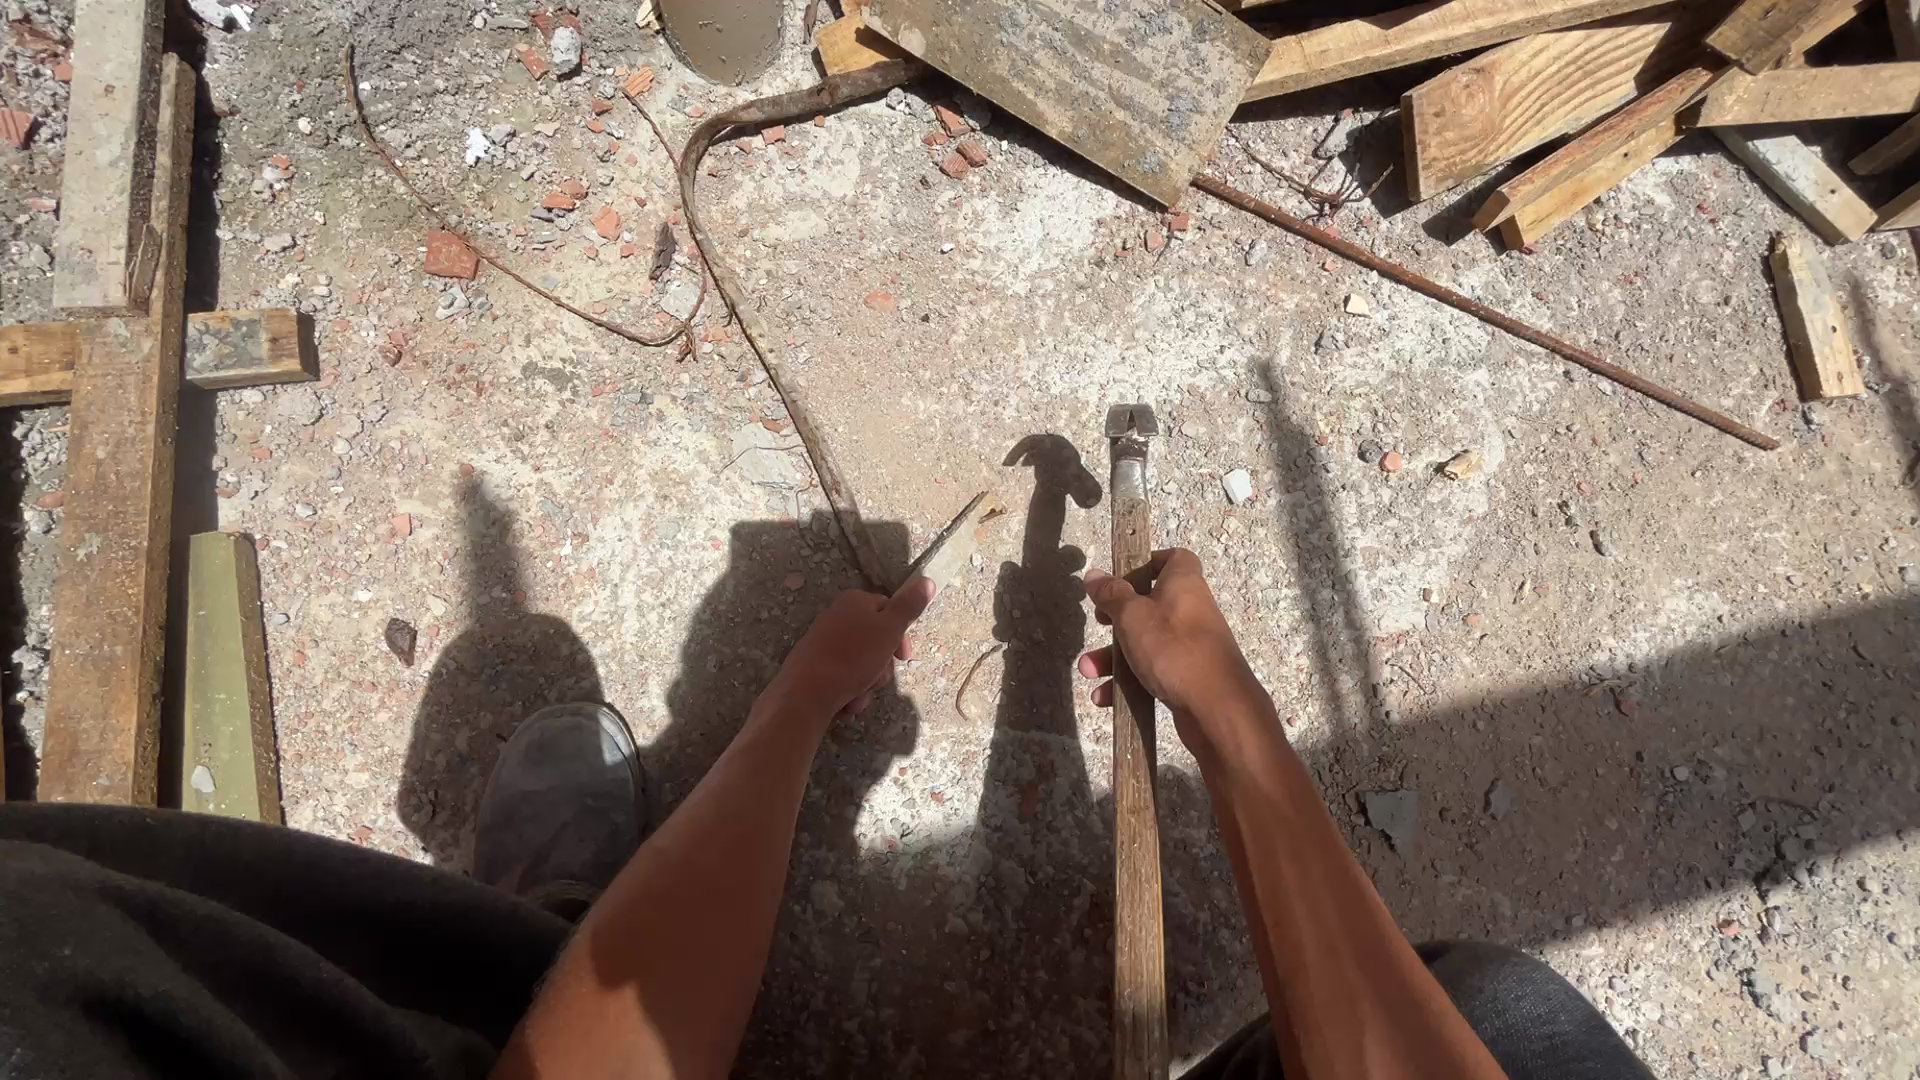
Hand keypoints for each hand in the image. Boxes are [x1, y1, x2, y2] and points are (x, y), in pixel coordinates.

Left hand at [764, 578, 935, 721]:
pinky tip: (848, 701)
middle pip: (875, 639)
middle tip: (879, 678)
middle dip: (882, 665)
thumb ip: (909, 606)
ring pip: (861, 661)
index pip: (889, 611)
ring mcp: (824, 641)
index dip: (901, 636)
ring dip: (867, 682)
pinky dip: (850, 689)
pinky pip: (843, 674)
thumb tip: (927, 580)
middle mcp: (837, 615)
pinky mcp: (814, 664)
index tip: (904, 658)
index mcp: (855, 601)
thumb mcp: (889, 629)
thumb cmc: (853, 658)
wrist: (806, 693)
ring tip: (860, 693)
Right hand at [1077, 549, 1263, 731]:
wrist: (1216, 707)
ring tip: (1088, 670)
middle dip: (1116, 618)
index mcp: (1183, 584)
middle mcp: (1190, 611)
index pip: (1174, 558)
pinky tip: (1105, 697)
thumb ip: (1111, 595)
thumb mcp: (1132, 615)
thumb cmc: (1172, 647)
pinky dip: (1128, 682)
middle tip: (1099, 623)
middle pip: (1149, 604)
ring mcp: (1190, 645)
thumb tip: (1094, 575)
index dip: (1148, 561)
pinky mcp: (1186, 676)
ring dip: (1113, 656)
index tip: (1122, 574)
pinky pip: (1151, 672)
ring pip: (1145, 642)